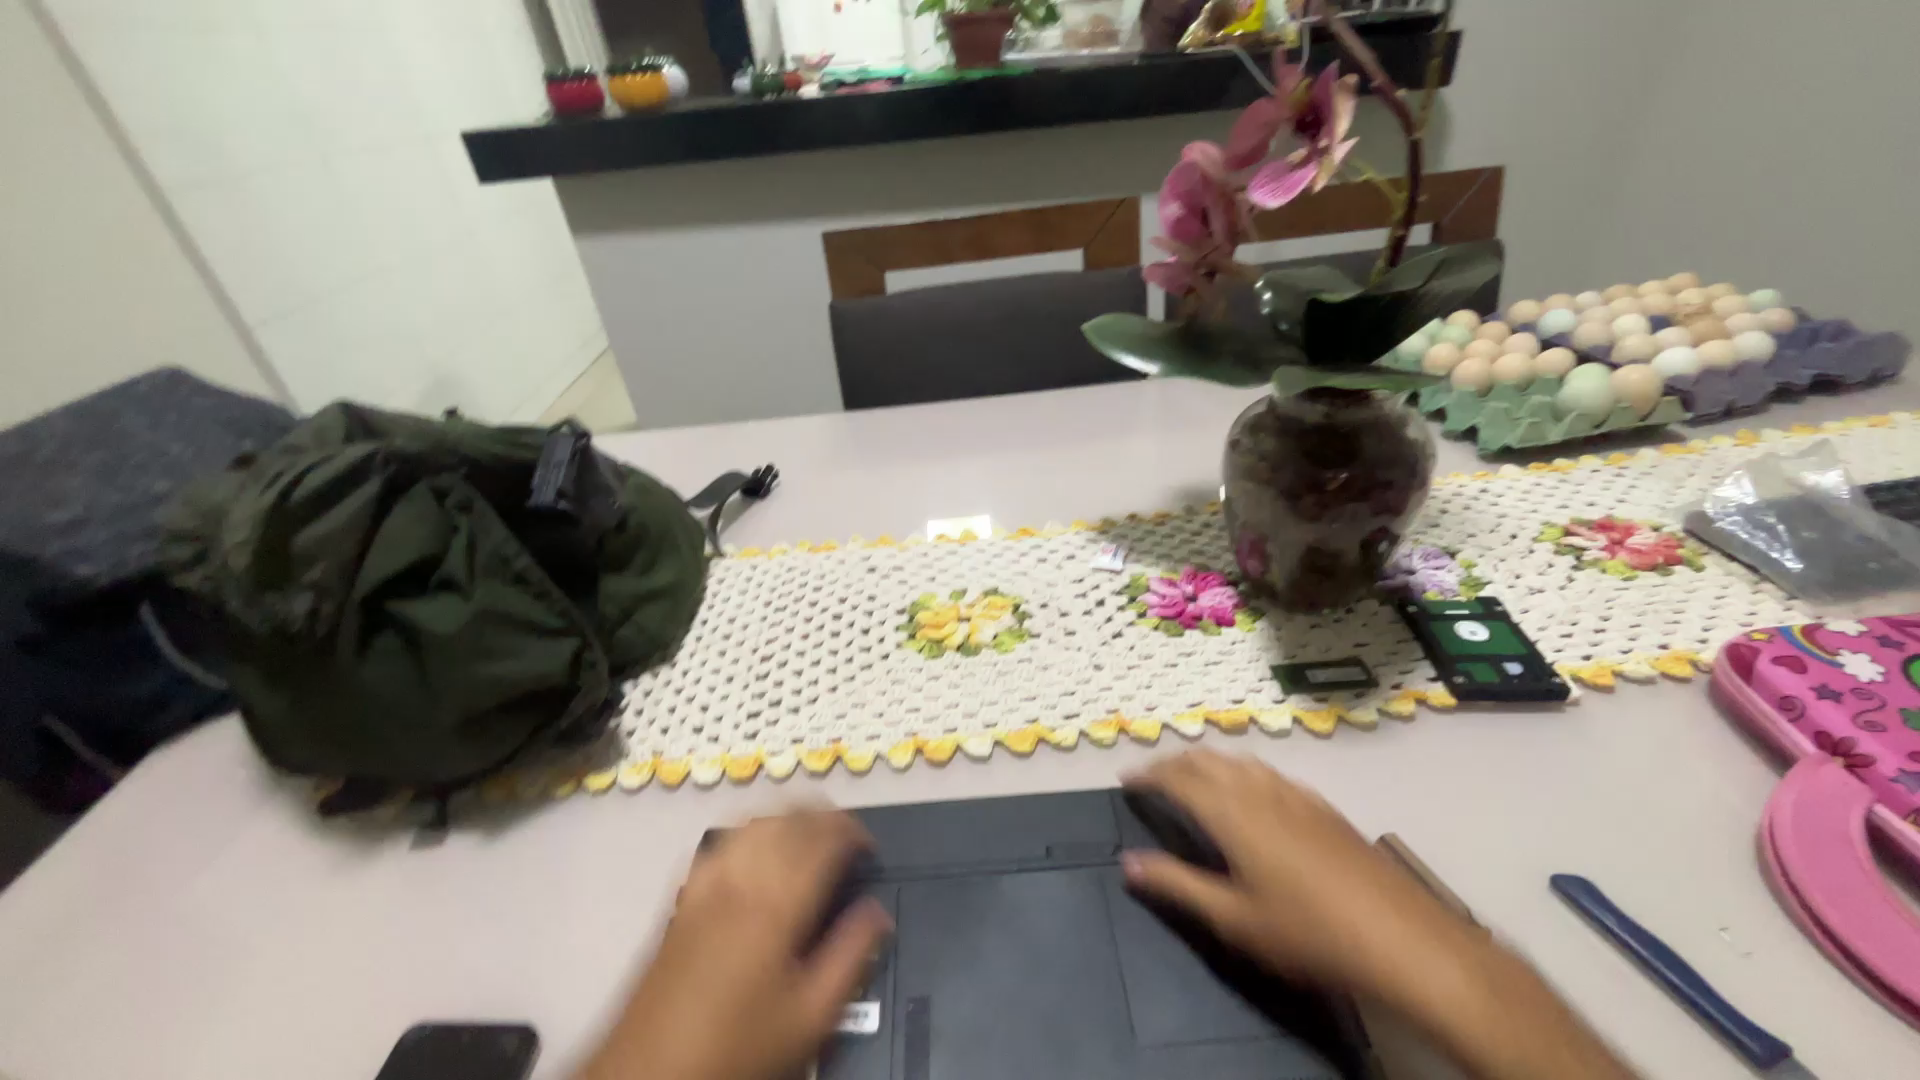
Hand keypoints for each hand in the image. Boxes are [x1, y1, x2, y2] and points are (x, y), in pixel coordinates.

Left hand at [581, 805, 892, 1079]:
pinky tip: (760, 848)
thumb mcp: (809, 1016)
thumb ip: (851, 956)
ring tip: (811, 836)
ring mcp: (706, 883)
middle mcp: (741, 880)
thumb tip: (878, 914)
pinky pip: (723, 841)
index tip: (869, 849)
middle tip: (847, 840)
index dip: (853, 833)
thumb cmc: (737, 1046)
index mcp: (777, 904)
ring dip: (789, 818)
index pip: (822, 839)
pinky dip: (751, 832)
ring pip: (755, 822)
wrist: (651, 1070)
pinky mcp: (684, 895)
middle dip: (824, 818)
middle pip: (789, 819)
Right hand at [1121, 749, 1478, 1000]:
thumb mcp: (1233, 918)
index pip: (1179, 778)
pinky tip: (1251, 794)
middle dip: (1175, 763)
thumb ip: (1177, 885)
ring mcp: (1297, 796)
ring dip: (1209, 763)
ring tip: (1193, 777)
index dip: (1149, 775)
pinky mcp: (1323, 808)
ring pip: (1241, 762)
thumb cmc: (1307, 932)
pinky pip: (1269, 773)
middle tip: (1152, 777)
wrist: (1403, 940)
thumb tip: (1127, 862)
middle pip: (1209, 761)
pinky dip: (1242, 772)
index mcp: (1232, 813)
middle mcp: (1261, 791)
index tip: (1126, 780)